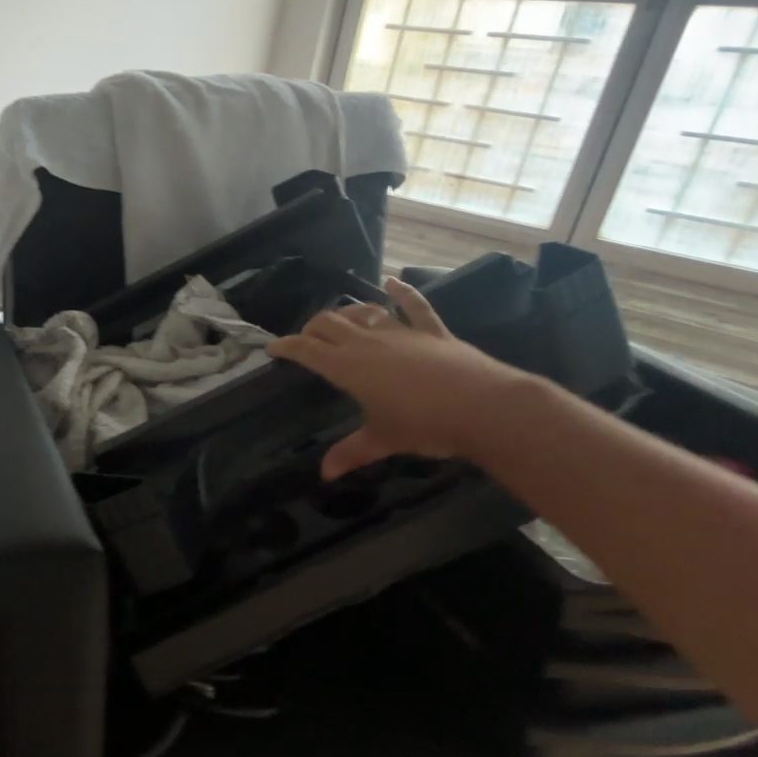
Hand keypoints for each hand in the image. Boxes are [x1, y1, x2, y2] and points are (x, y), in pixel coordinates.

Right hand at [267, 277, 545, 479]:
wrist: (485, 408)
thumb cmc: (425, 425)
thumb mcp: (383, 440)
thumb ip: (351, 452)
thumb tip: (324, 474)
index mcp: (346, 367)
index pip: (305, 349)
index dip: (286, 346)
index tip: (272, 348)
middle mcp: (367, 343)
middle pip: (328, 323)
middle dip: (311, 328)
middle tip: (305, 339)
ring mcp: (401, 332)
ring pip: (363, 312)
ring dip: (346, 312)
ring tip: (339, 318)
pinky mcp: (432, 331)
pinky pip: (415, 306)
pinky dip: (403, 292)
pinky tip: (393, 282)